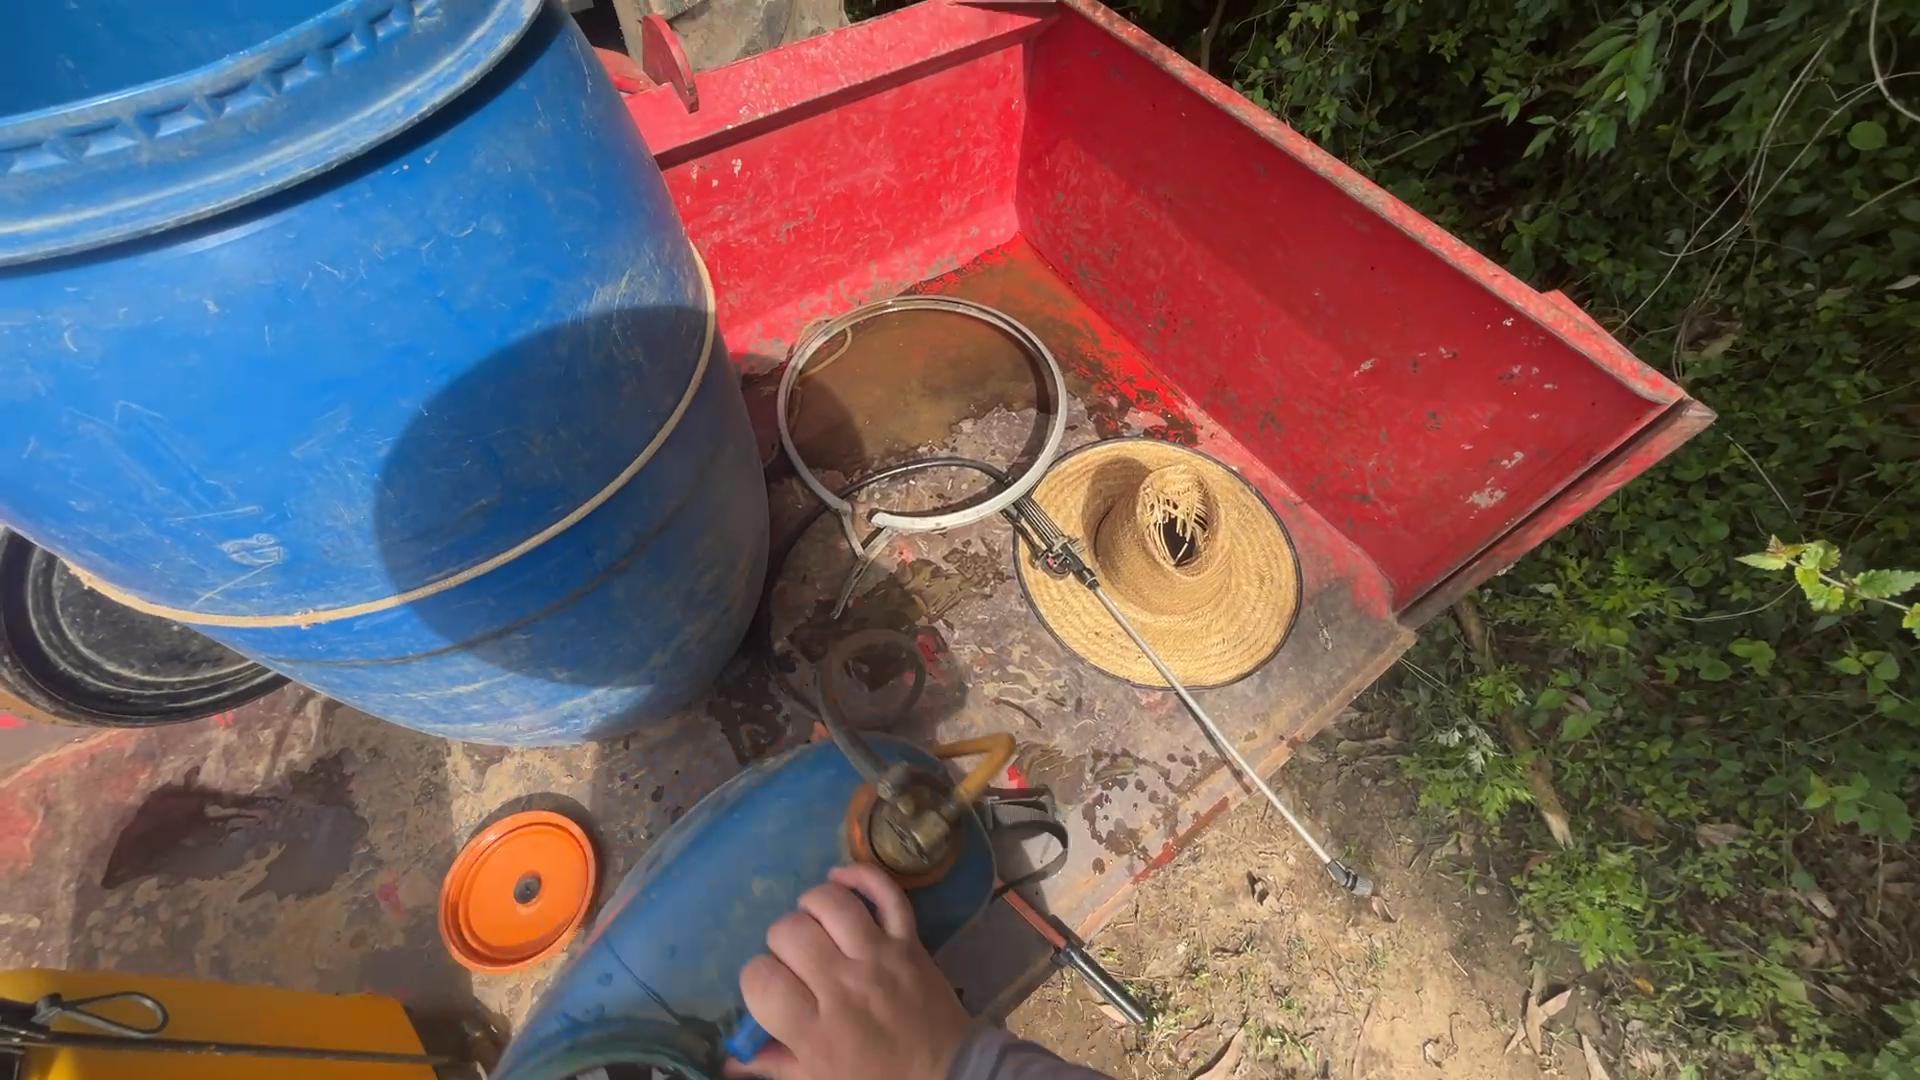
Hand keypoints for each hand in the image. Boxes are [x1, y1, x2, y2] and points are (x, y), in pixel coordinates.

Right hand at [725, 863, 970, 1079]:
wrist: (945, 1076)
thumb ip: (774, 1065)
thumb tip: (732, 1054)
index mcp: (816, 1031)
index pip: (761, 980)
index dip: (755, 977)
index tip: (767, 984)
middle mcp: (844, 985)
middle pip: (791, 933)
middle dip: (780, 940)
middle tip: (793, 957)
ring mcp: (879, 955)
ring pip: (832, 903)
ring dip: (812, 903)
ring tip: (812, 919)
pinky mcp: (908, 938)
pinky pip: (886, 891)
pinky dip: (861, 875)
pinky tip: (840, 878)